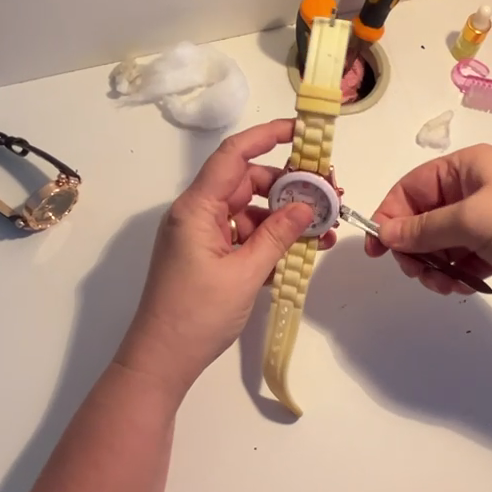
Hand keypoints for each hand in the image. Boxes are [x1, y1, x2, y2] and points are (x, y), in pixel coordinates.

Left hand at [115, 120, 335, 391]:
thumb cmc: (197, 314)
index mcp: (196, 208)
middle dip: (289, 185)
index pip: (233, 155)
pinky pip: (244, 237)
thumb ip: (278, 235)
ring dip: (285, 217)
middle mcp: (197, 215)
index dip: (266, 136)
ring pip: (250, 212)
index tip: (302, 132)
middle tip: (329, 194)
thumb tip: (308, 204)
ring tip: (325, 228)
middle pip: (247, 183)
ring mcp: (202, 237)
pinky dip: (272, 240)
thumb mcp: (245, 273)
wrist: (162, 360)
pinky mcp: (208, 257)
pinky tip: (304, 249)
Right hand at [364, 144, 491, 307]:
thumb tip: (383, 234)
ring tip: (447, 286)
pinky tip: (465, 287)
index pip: (410, 188)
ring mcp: (490, 221)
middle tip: (419, 274)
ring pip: (442, 244)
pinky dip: (458, 274)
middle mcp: (474, 189)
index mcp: (464, 167)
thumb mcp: (470, 218)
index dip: (390, 217)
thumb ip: (421, 229)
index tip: (378, 252)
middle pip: (422, 218)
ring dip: (435, 266)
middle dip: (414, 248)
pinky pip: (465, 260)